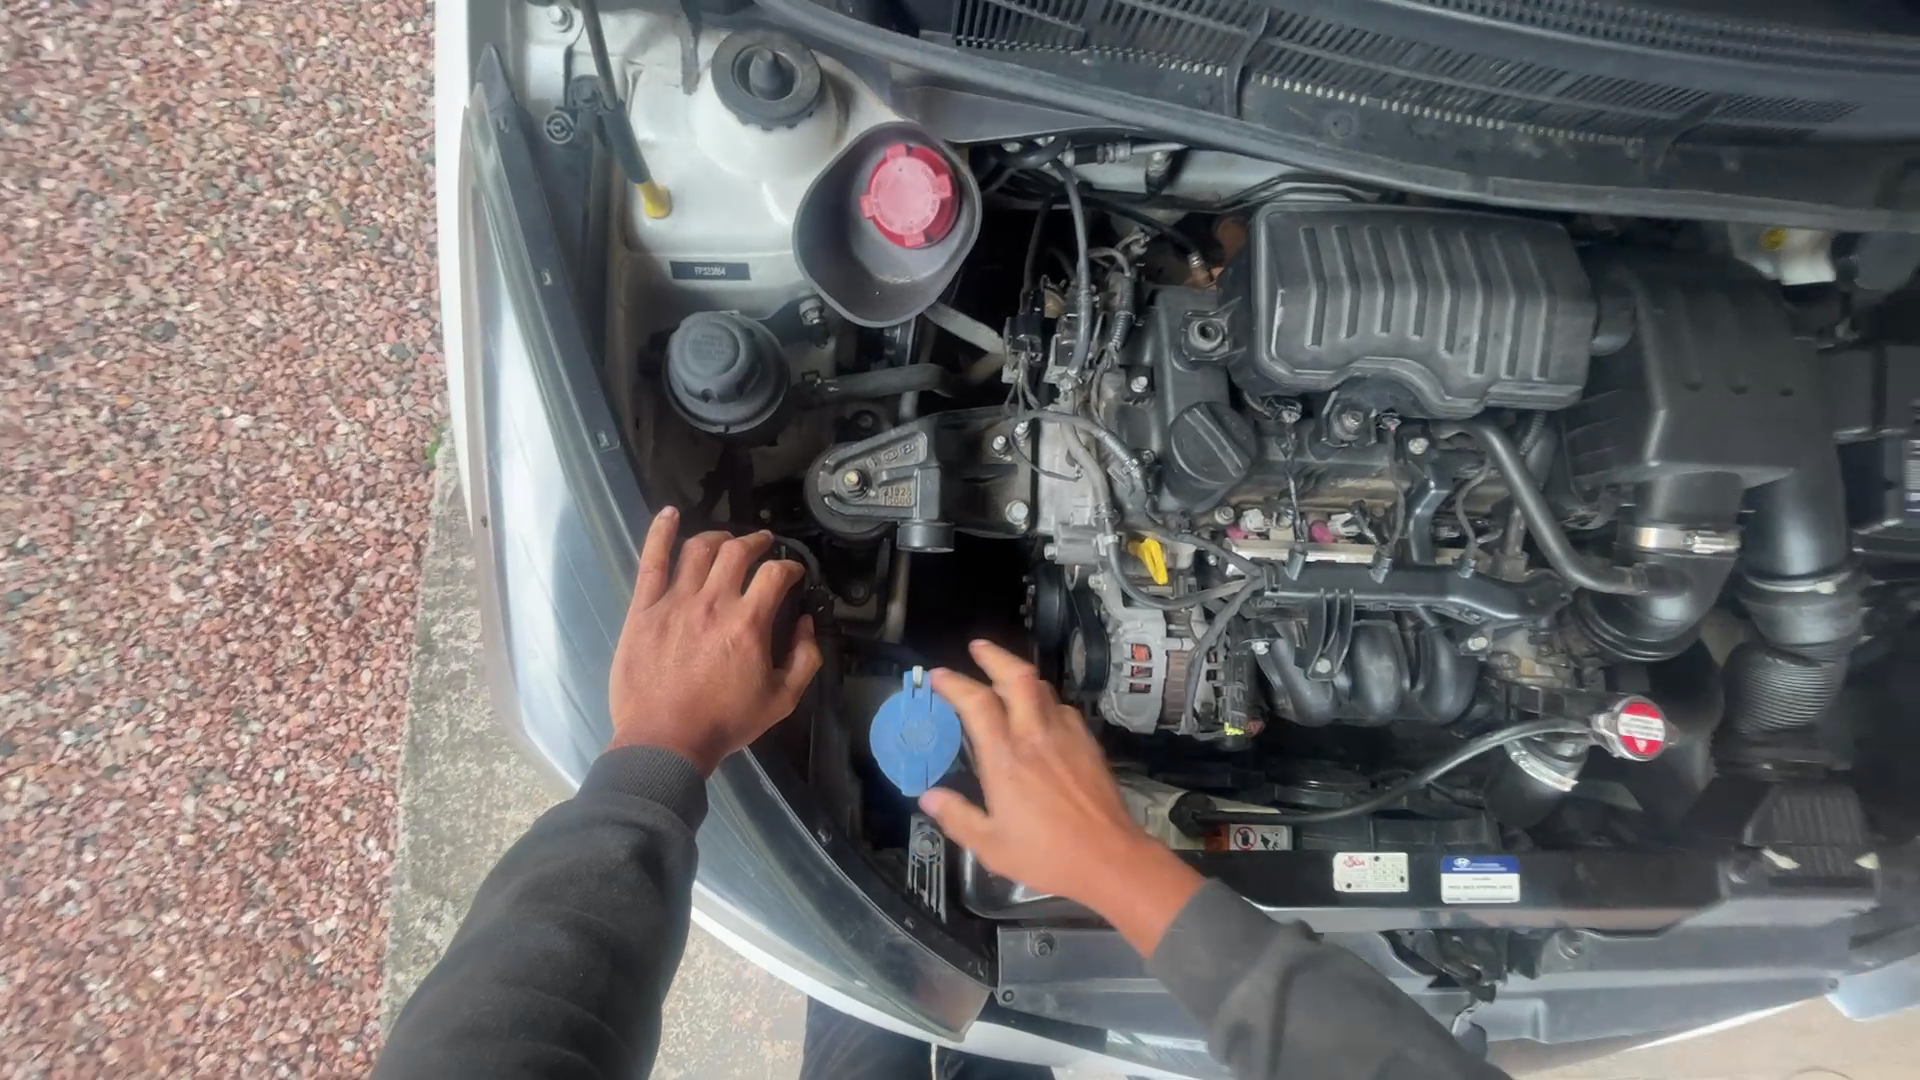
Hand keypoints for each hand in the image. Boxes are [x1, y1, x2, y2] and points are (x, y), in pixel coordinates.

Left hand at [608, 507, 821, 773]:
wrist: (664, 742)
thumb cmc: (725, 722)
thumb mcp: (783, 699)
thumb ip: (805, 657)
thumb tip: (806, 622)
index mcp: (749, 623)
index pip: (776, 574)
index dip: (791, 567)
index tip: (793, 573)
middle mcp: (714, 602)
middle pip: (738, 551)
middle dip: (757, 542)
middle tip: (764, 544)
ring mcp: (675, 602)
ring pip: (699, 549)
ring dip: (719, 537)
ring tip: (726, 540)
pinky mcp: (643, 609)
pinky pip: (651, 561)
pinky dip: (660, 533)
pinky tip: (669, 514)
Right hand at [919, 641, 1204, 954]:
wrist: (1110, 859)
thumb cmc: (1047, 855)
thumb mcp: (990, 846)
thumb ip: (957, 817)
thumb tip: (929, 797)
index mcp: (1006, 758)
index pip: (976, 703)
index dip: (954, 683)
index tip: (938, 675)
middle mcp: (1035, 735)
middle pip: (1016, 677)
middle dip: (994, 656)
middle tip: (977, 647)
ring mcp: (1066, 734)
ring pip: (1042, 687)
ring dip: (1019, 674)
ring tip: (1004, 675)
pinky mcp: (1088, 742)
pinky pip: (1063, 707)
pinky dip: (1045, 699)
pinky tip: (1041, 711)